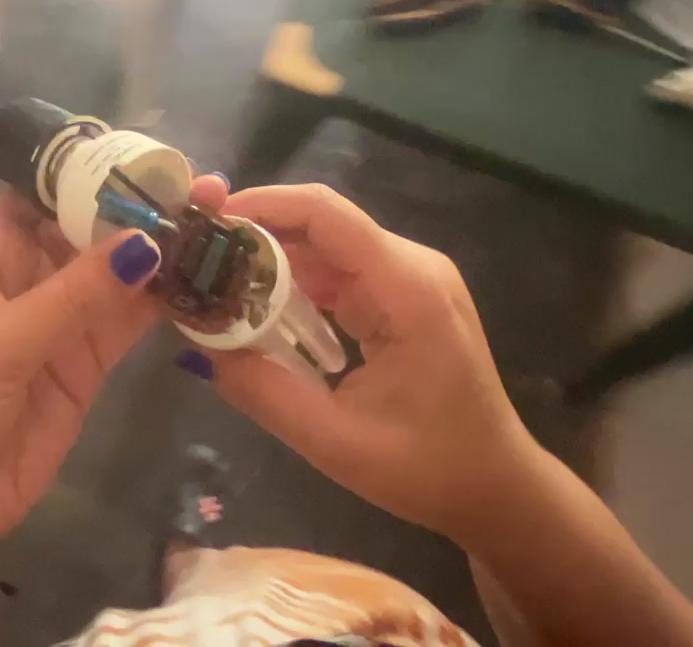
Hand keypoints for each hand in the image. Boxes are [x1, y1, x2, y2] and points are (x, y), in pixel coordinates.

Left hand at [0, 176, 229, 596]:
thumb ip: (74, 295)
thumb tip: (145, 241)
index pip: (41, 195)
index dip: (90, 173)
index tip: (147, 155)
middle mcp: (28, 278)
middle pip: (89, 230)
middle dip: (140, 208)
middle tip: (203, 186)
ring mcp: (61, 323)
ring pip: (118, 274)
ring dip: (163, 251)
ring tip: (218, 222)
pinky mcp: (86, 366)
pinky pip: (130, 322)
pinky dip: (166, 303)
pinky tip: (205, 280)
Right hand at [200, 184, 538, 542]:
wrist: (498, 489)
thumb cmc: (429, 469)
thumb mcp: (336, 441)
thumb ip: (262, 391)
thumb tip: (194, 343)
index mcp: (408, 288)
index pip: (327, 214)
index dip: (264, 204)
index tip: (209, 221)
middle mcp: (410, 264)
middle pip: (320, 222)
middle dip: (255, 232)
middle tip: (197, 256)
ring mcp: (407, 275)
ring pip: (323, 243)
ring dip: (269, 258)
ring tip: (213, 279)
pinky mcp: (397, 291)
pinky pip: (334, 269)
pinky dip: (292, 281)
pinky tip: (255, 304)